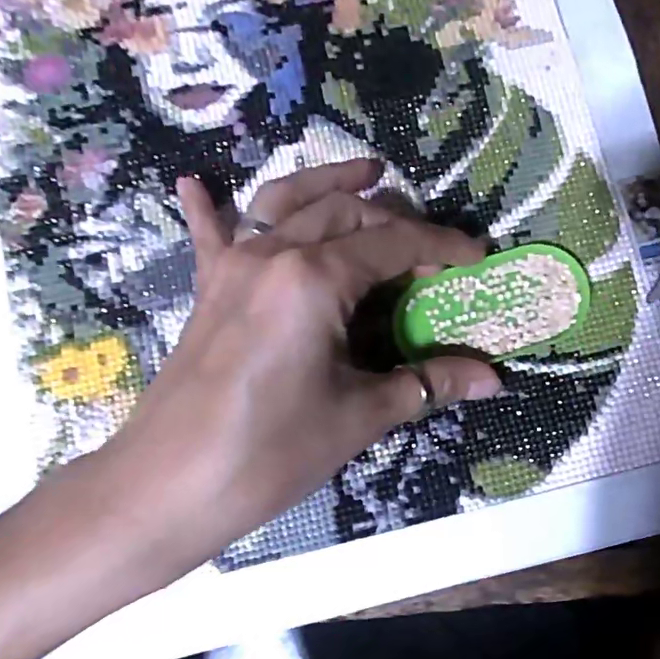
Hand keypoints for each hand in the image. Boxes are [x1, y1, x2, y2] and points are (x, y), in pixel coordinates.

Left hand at [87, 159, 500, 572]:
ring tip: (368, 171)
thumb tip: (493, 379)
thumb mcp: (359, 416)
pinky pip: (212, 236)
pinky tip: (193, 183)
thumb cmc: (271, 452)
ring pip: (287, 203)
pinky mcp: (207, 290)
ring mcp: (233, 266)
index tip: (477, 258)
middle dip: (395, 220)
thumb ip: (427, 384)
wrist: (167, 487)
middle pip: (345, 212)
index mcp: (314, 278)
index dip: (443, 247)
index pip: (394, 243)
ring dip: (330, 185)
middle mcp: (272, 254)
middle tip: (431, 250)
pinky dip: (211, 209)